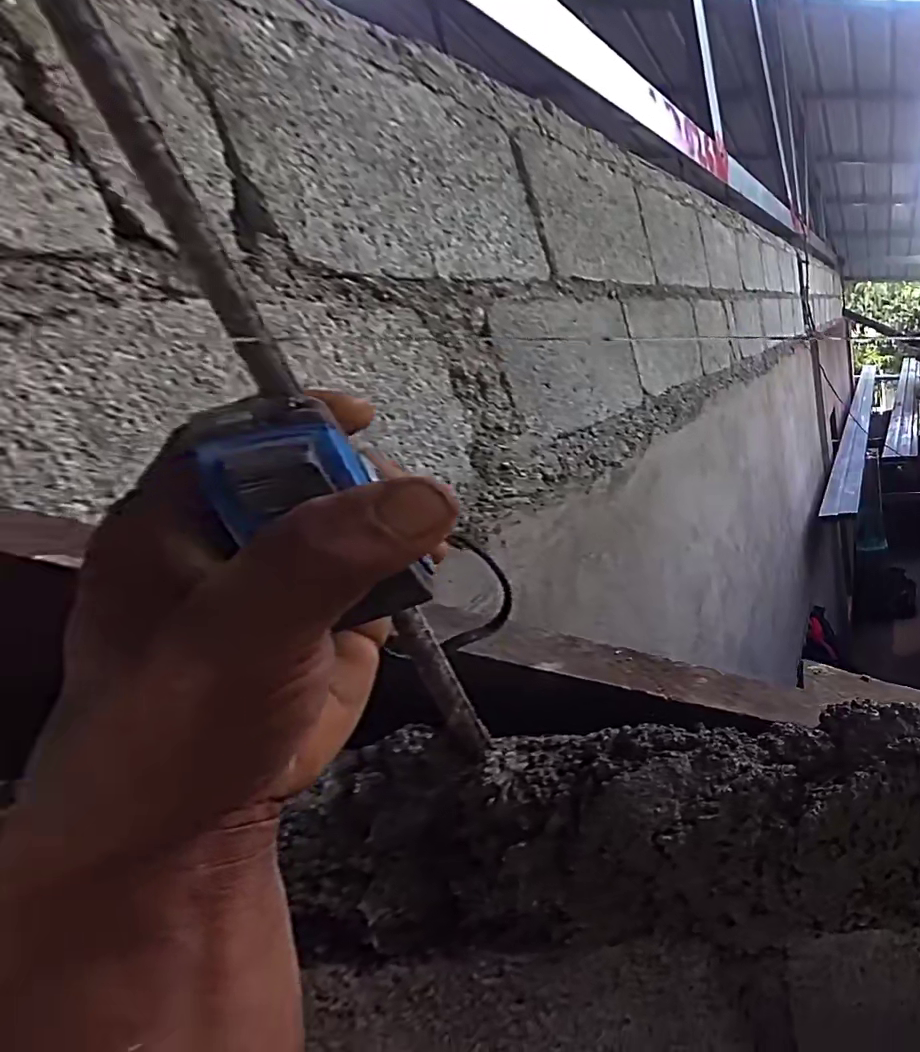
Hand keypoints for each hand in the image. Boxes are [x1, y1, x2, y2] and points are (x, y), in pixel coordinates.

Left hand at [0, 391, 457, 882]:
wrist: (190, 821)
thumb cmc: (175, 727)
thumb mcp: (238, 636)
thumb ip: (322, 561)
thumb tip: (431, 494)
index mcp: (173, 527)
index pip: (233, 442)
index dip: (293, 417)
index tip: (362, 413)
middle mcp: (235, 543)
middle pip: (317, 475)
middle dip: (371, 482)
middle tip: (412, 508)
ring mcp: (293, 580)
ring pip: (366, 521)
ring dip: (406, 528)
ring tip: (427, 554)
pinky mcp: (339, 614)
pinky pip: (391, 568)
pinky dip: (417, 567)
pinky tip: (423, 582)